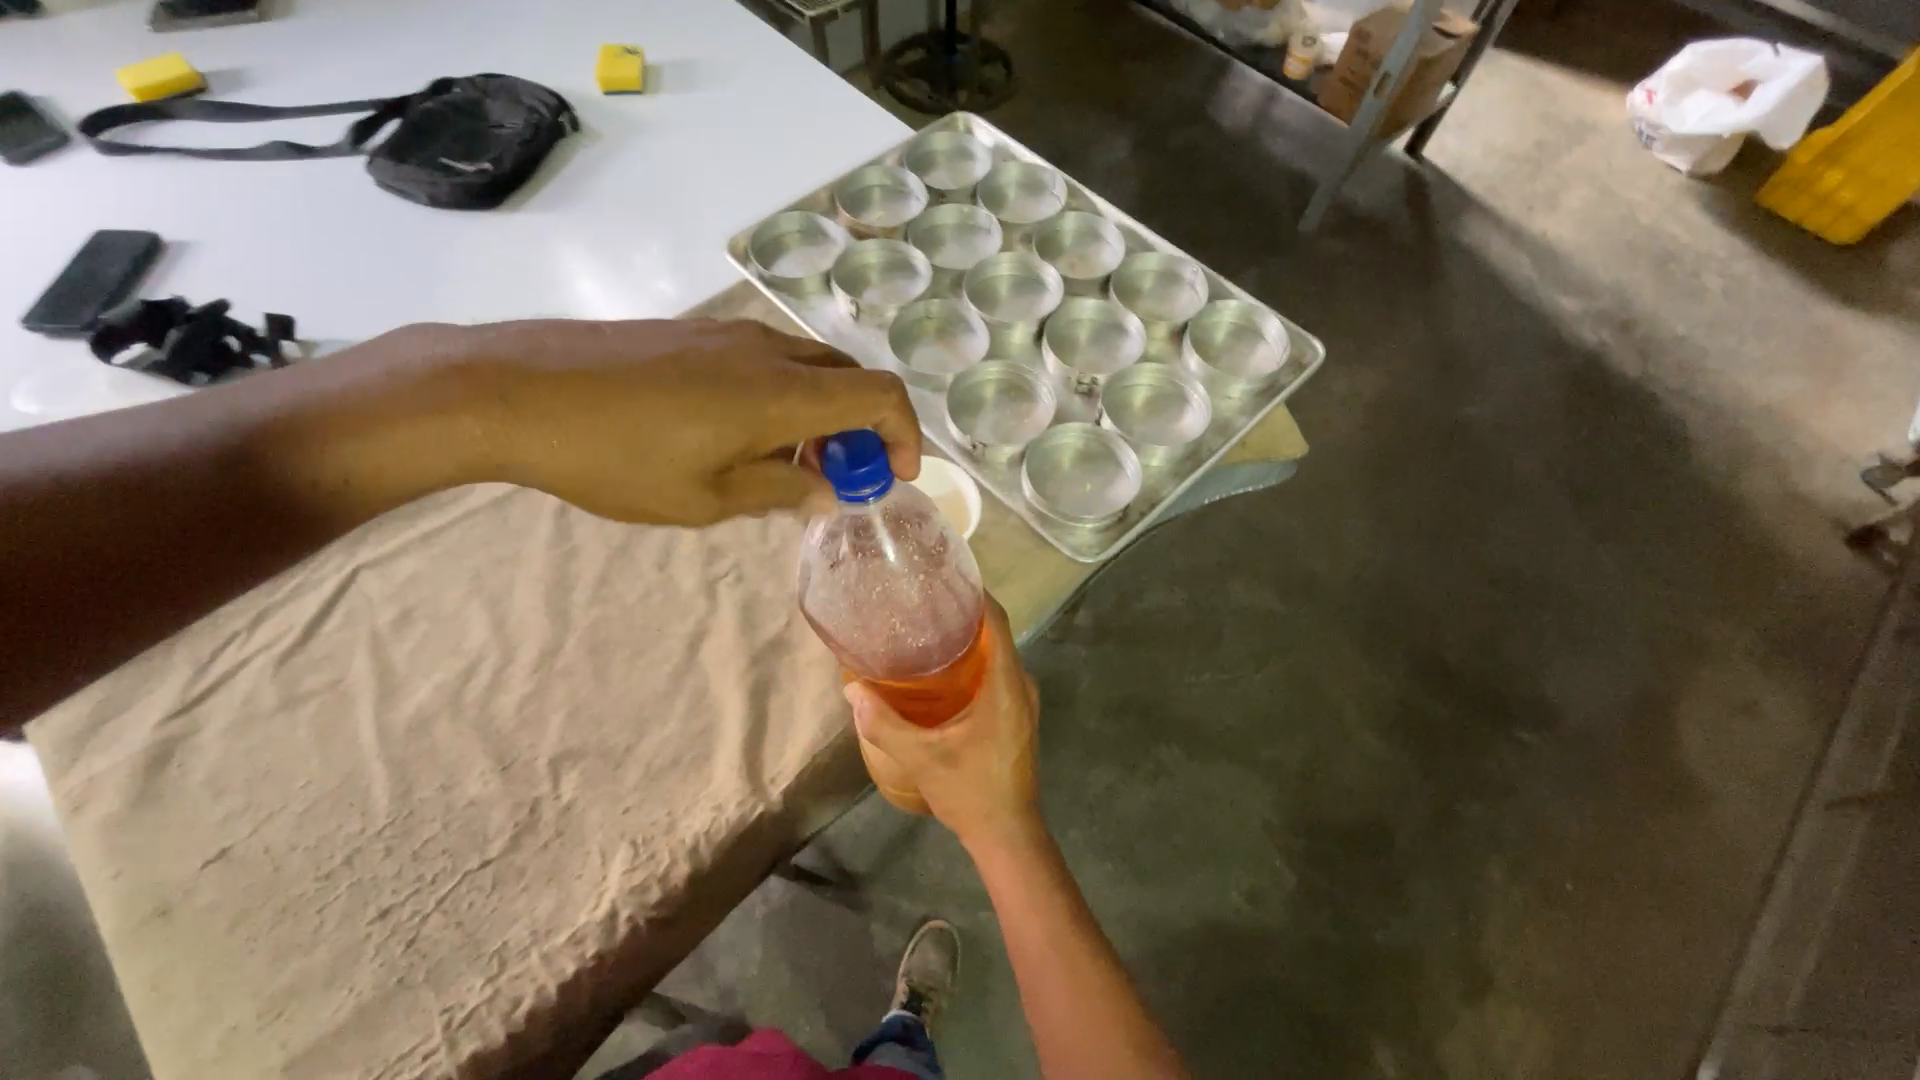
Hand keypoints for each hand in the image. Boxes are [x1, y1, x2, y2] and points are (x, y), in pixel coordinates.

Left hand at [393, 318, 920, 525]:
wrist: (518, 390)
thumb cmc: (618, 458)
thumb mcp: (707, 498)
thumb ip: (780, 488)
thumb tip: (826, 489)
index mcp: (782, 393)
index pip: (881, 395)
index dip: (905, 435)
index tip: (893, 476)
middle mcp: (769, 352)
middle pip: (850, 378)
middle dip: (861, 430)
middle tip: (835, 478)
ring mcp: (730, 334)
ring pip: (808, 368)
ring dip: (820, 414)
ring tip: (784, 464)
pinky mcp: (697, 332)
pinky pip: (767, 360)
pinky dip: (783, 397)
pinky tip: (739, 434)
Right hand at [844, 595, 1041, 847]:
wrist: (1007, 833)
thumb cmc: (970, 791)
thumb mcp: (920, 757)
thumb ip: (883, 723)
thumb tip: (851, 690)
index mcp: (1005, 684)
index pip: (997, 620)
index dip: (974, 594)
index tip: (942, 578)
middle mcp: (1021, 684)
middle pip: (997, 633)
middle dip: (963, 614)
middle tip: (923, 602)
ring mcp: (1023, 701)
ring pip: (997, 654)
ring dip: (968, 640)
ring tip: (927, 629)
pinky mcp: (1018, 715)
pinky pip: (997, 673)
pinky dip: (974, 662)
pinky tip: (942, 671)